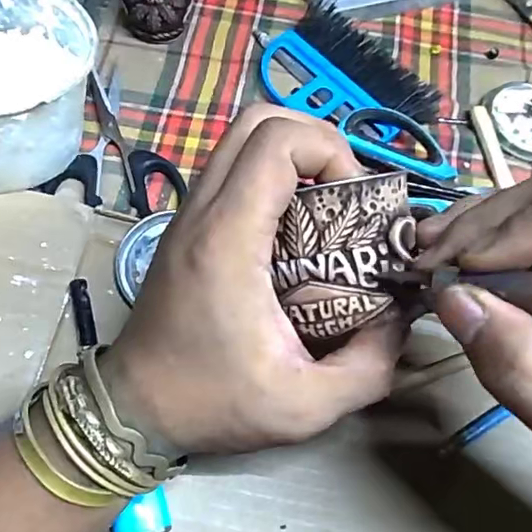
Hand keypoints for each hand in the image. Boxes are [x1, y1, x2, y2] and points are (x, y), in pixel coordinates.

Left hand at [103, 106, 404, 454]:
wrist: (133, 408)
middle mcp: (200, 214)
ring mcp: (184, 220)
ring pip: (236, 145)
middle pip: (255, 122)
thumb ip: (370, 366)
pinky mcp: (181, 235)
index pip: (277, 140)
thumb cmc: (210, 404)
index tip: (355, 202)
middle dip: (314, 142)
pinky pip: (227, 178)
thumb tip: (398, 322)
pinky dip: (264, 184)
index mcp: (227, 239)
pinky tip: (288, 239)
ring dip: (288, 162)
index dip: (331, 150)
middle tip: (342, 197)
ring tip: (321, 214)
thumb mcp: (305, 405)